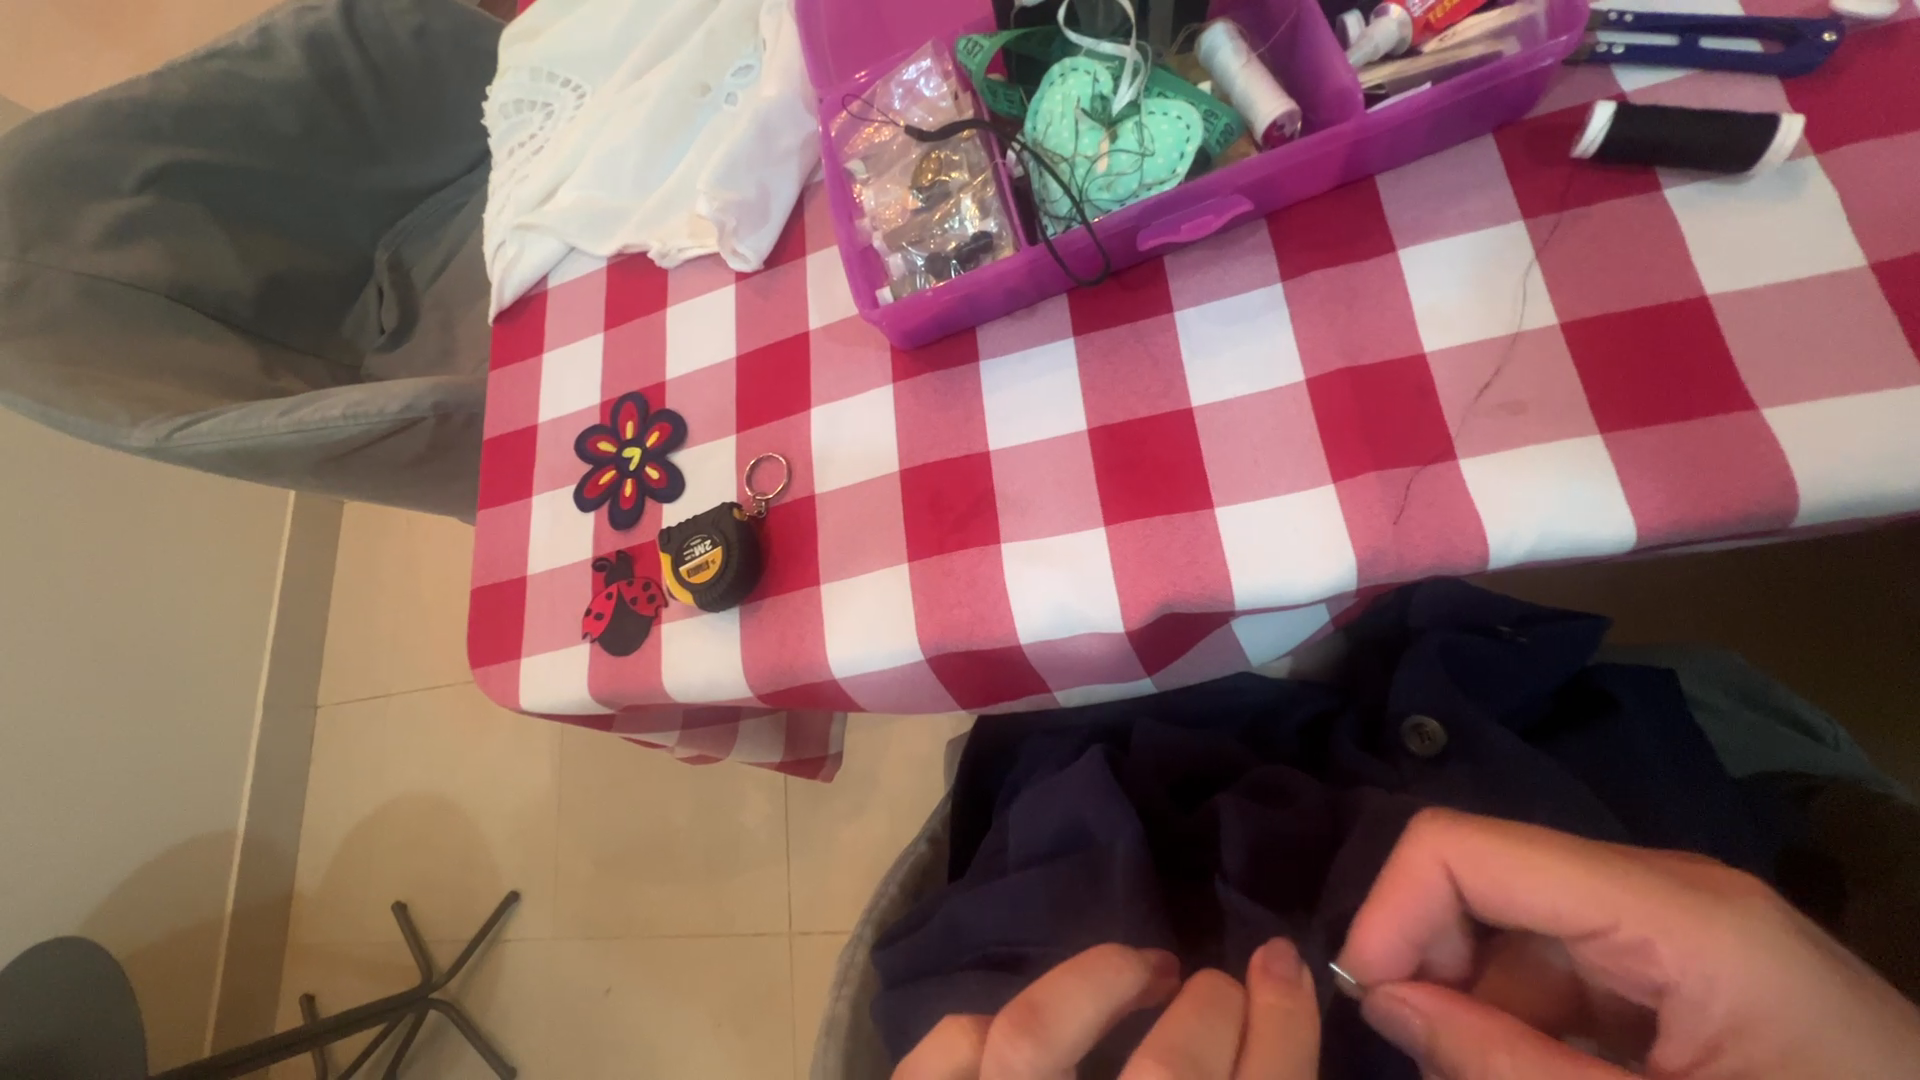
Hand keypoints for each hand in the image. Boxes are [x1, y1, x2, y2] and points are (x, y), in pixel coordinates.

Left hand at [894, 939, 1319, 1078]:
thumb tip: (1260, 1062)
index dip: (1280, 1032)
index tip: (1285, 968)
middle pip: (1166, 1079)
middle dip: (1212, 1012)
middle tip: (1226, 987)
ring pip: (1032, 1037)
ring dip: (1101, 980)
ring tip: (1147, 967)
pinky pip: (942, 1056)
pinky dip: (974, 1028)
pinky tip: (1014, 1029)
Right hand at [1336, 808, 1919, 1077]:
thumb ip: (1507, 1066)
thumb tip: (1376, 999)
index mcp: (1670, 909)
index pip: (1462, 846)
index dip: (1390, 908)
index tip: (1364, 997)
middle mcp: (1660, 887)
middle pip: (1482, 876)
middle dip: (1429, 954)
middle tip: (1420, 1047)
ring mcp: (1672, 922)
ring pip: (1511, 925)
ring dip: (1472, 994)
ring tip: (1482, 1071)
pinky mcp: (1679, 962)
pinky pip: (1559, 965)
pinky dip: (1521, 1015)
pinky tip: (1540, 1069)